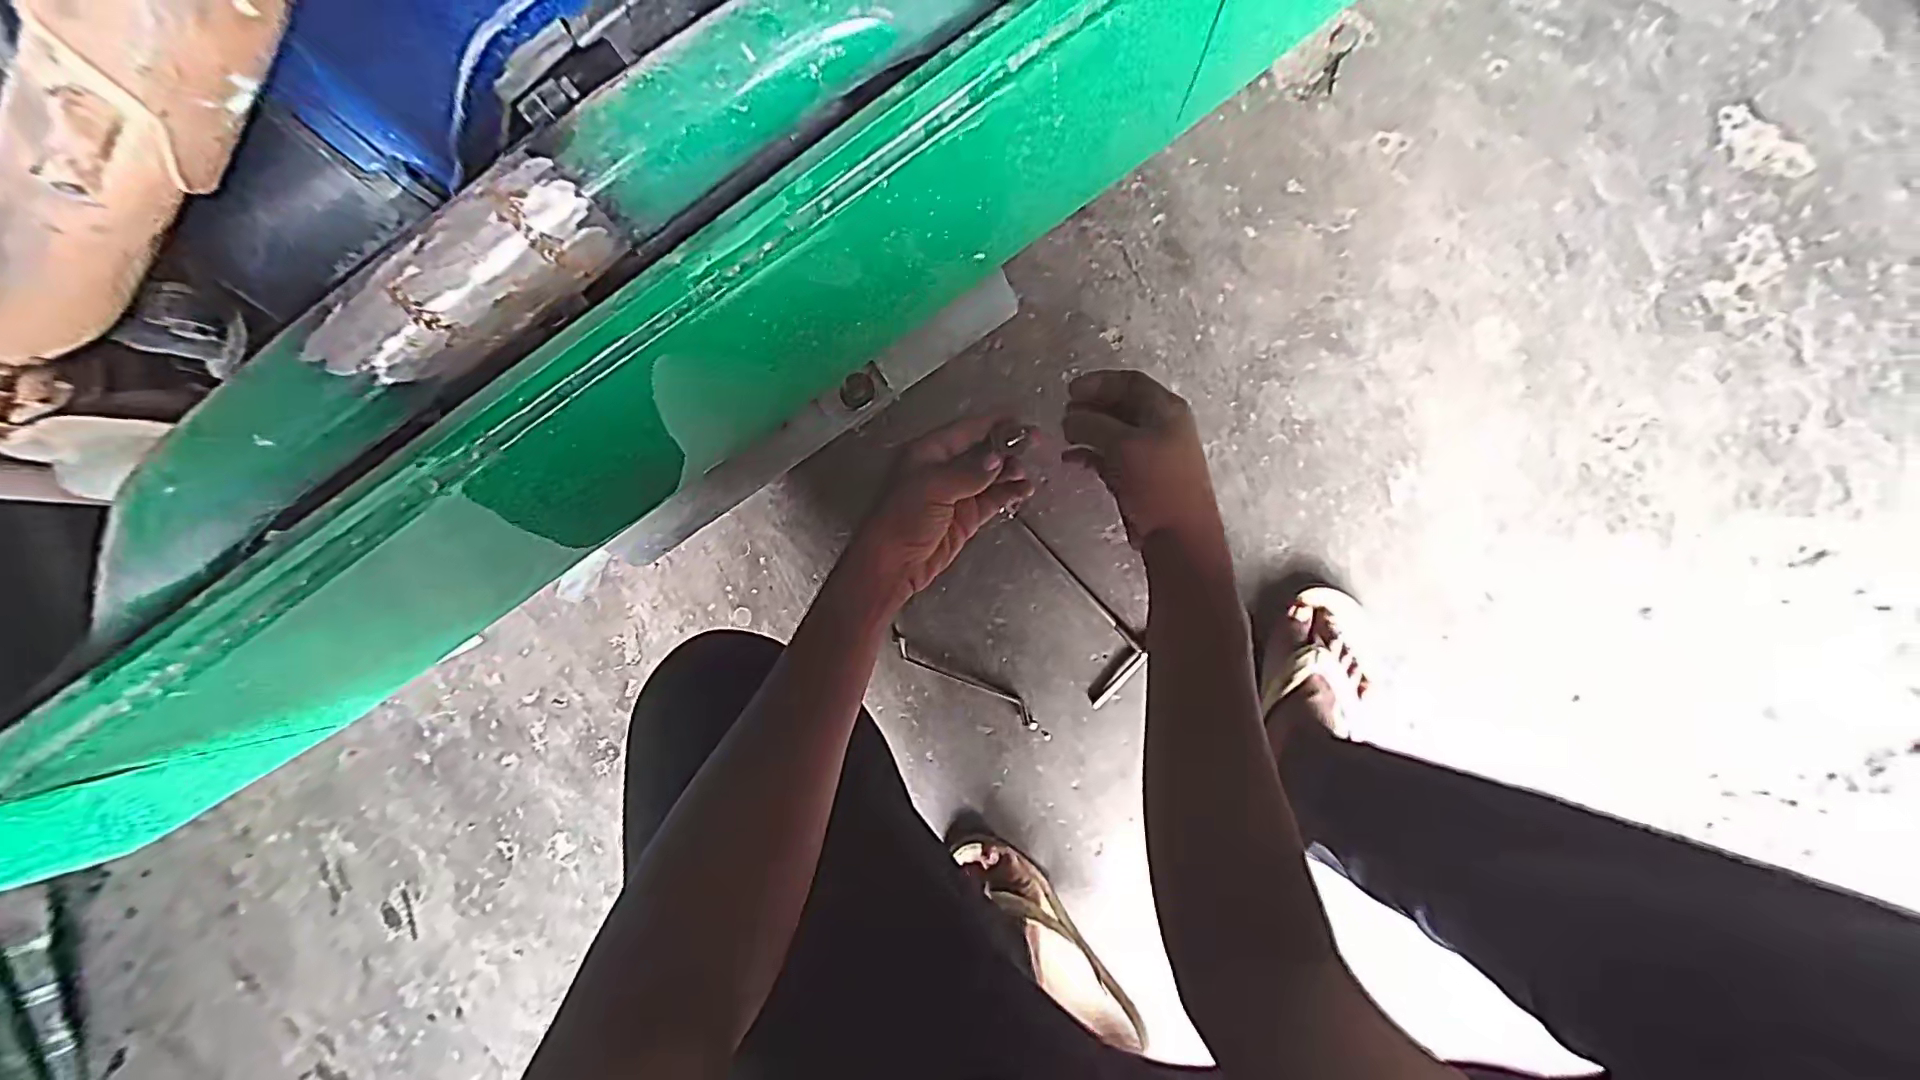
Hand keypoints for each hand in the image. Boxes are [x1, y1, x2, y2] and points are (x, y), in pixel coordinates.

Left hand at [842, 415, 1035, 610]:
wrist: (892, 564)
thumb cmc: (901, 520)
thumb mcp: (932, 488)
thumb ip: (967, 471)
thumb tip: (997, 458)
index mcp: (930, 453)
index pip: (968, 429)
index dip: (995, 424)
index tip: (1021, 422)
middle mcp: (944, 469)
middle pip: (983, 451)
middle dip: (1008, 447)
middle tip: (1034, 444)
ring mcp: (957, 494)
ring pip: (991, 475)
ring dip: (1011, 471)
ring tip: (1027, 473)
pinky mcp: (966, 516)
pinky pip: (993, 499)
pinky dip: (1009, 493)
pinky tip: (1024, 490)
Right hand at [1062, 370, 1223, 551]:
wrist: (1178, 534)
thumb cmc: (1157, 483)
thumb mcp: (1123, 445)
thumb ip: (1093, 424)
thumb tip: (1070, 417)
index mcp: (1165, 410)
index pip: (1130, 382)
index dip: (1099, 382)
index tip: (1071, 390)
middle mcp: (1159, 427)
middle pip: (1120, 406)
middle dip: (1090, 406)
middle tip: (1065, 412)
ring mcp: (1149, 453)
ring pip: (1113, 432)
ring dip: (1087, 430)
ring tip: (1064, 434)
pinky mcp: (1138, 477)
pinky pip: (1109, 457)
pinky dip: (1089, 454)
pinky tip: (1071, 458)